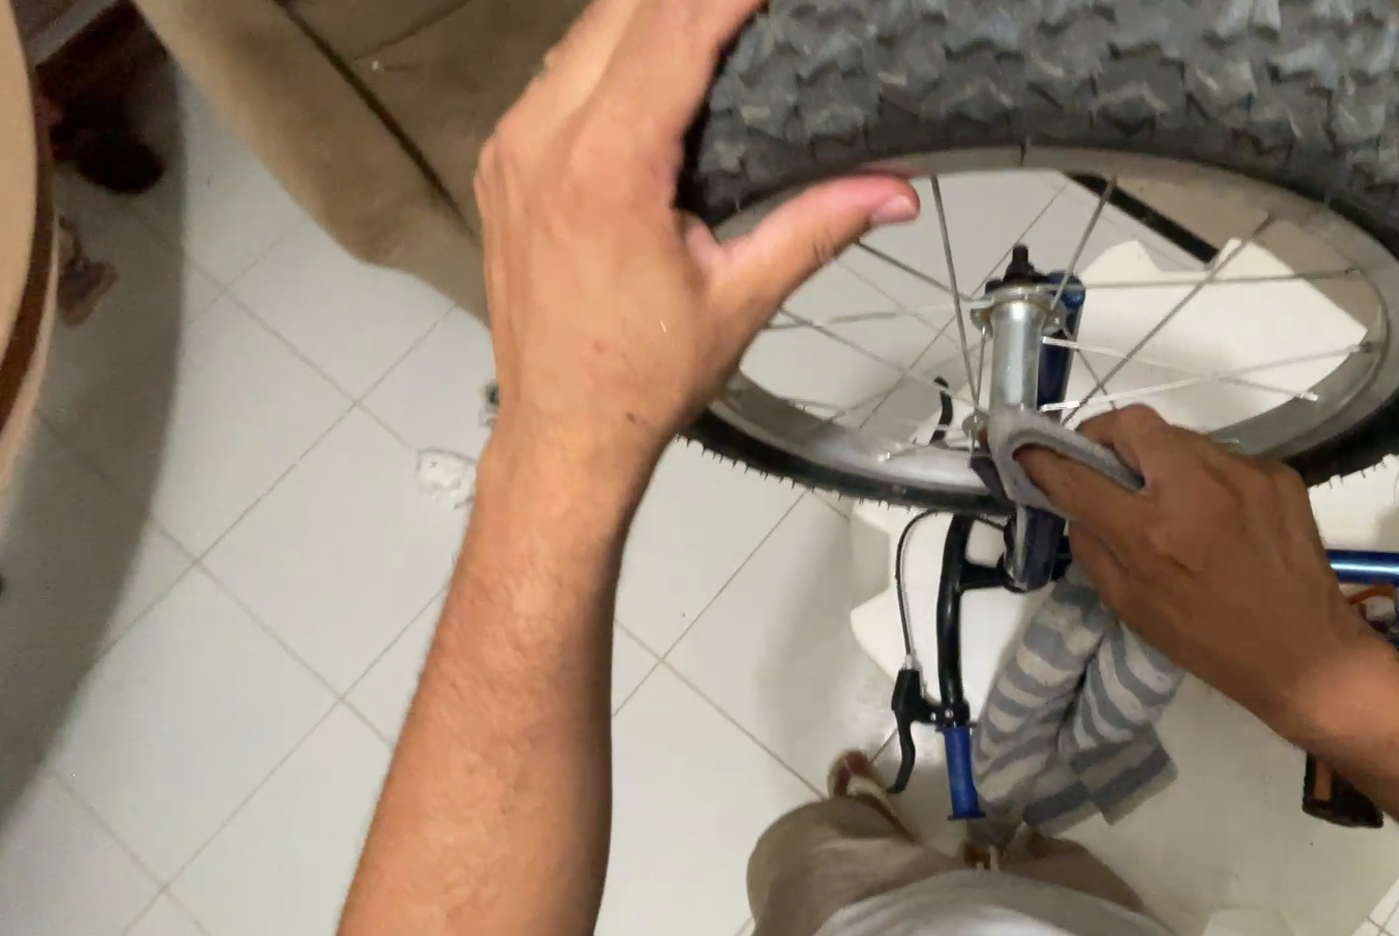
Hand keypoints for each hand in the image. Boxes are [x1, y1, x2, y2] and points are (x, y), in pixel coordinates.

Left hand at [474, 0, 919, 475]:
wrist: (565, 429)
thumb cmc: (650, 377)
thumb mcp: (742, 301)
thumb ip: (816, 229)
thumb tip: (897, 193)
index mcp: (608, 168)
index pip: (671, 34)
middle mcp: (544, 136)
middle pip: (619, 11)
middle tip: (746, 0)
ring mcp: (510, 147)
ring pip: (580, 36)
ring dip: (646, 14)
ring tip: (709, 21)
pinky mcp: (501, 166)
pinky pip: (556, 78)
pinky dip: (609, 57)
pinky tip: (651, 77)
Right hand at [1019, 406, 1398, 747]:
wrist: (1304, 652)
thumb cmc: (1207, 641)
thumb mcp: (1130, 606)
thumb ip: (1094, 547)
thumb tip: (1078, 505)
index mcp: (1151, 534)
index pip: (1079, 478)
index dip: (1043, 459)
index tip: (1026, 450)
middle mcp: (1195, 490)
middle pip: (1131, 423)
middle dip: (1102, 435)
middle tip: (1099, 462)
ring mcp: (1242, 475)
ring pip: (1177, 435)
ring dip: (1153, 455)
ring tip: (1159, 493)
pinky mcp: (1277, 474)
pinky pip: (1220, 457)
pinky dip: (1199, 474)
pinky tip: (1210, 511)